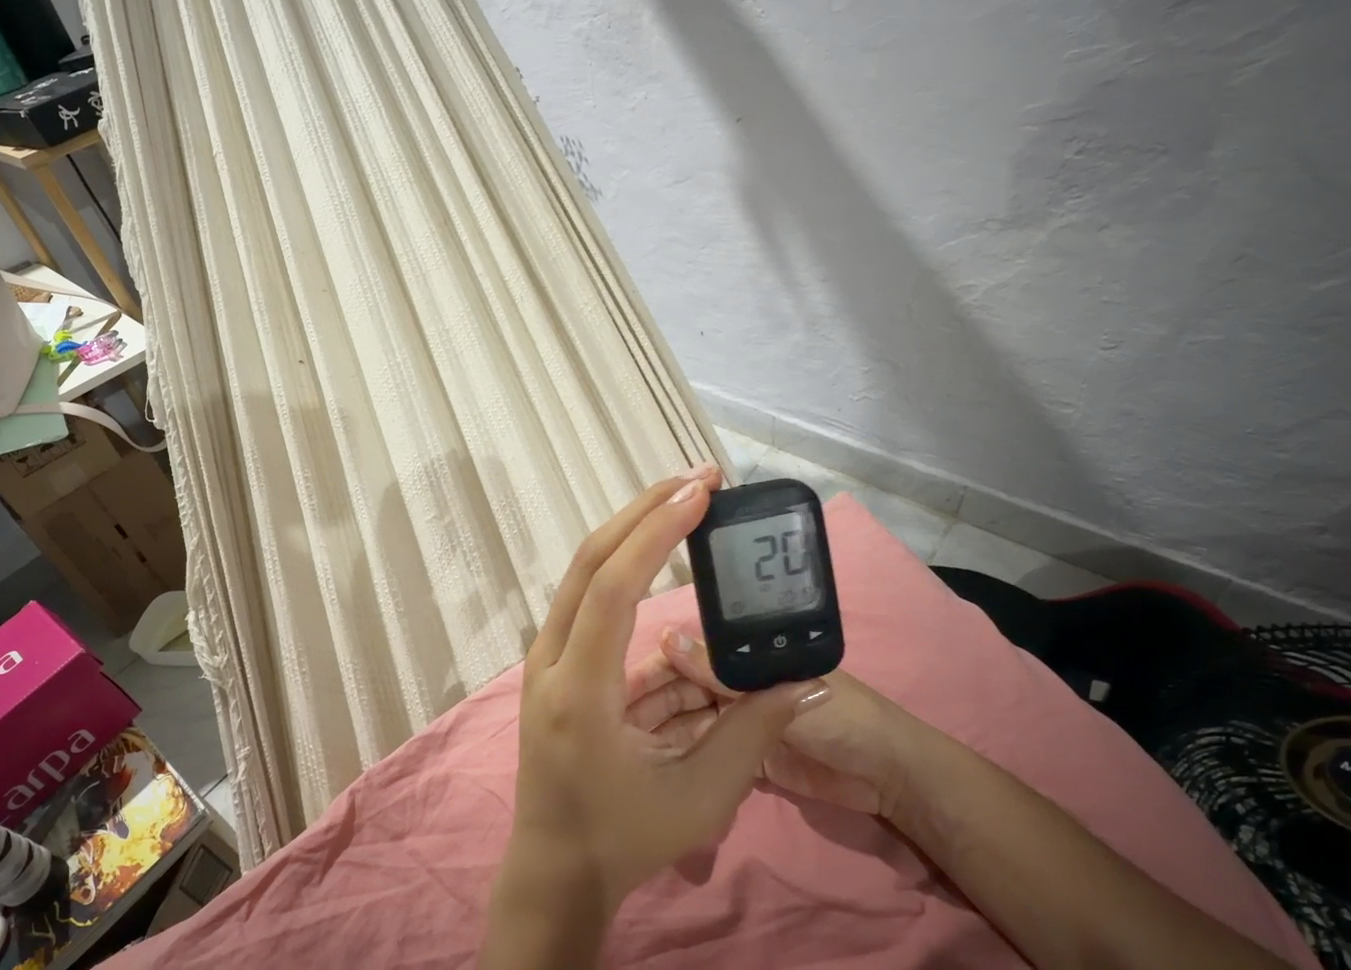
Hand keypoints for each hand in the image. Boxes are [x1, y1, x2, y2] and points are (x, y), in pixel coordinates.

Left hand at [497, 465, 832, 912]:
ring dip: (636, 539)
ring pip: (588, 579)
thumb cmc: (624, 840)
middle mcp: (551, 662)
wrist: (556, 872)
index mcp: (578, 690)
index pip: (612, 587)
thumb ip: (753, 731)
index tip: (698, 492)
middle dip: (644, 512)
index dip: (656, 533)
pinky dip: (630, 581)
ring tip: (687, 507)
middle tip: (697, 478)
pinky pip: (595, 610)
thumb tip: (802, 679)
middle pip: (590, 563)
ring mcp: (548, 662)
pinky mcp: (559, 668)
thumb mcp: (701, 795)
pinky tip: (664, 567)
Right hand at [631, 627, 923, 815]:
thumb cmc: (840, 717)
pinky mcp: (747, 758)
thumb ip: (721, 671)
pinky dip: (681, 758)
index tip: (615, 686)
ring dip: (660, 734)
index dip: (654, 670)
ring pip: (687, 723)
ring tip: (623, 751)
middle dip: (649, 706)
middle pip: (680, 691)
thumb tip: (666, 637)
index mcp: (745, 658)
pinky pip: (705, 753)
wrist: (888, 774)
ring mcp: (740, 723)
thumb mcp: (777, 690)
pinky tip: (650, 769)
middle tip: (611, 728)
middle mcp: (735, 686)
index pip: (687, 657)